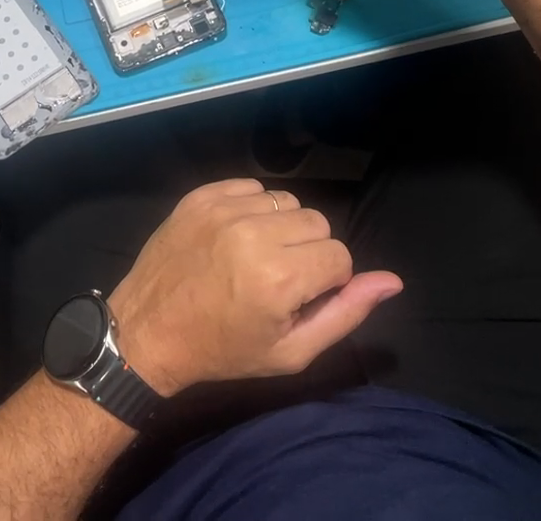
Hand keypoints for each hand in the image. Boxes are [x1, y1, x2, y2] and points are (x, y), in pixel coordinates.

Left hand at [107, 179, 401, 396]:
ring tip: (255, 257)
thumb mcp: (291, 352)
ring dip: (282, 227)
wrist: (149, 331)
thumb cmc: (224, 350)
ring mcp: (223, 209)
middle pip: (317, 223)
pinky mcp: (202, 195)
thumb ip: (345, 314)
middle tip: (276, 280)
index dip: (326, 282)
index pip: (340, 257)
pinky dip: (253, 209)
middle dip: (307, 252)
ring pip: (288, 202)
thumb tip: (392, 280)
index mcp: (278, 278)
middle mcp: (254, 234)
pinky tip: (235, 237)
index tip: (297, 299)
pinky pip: (253, 187)